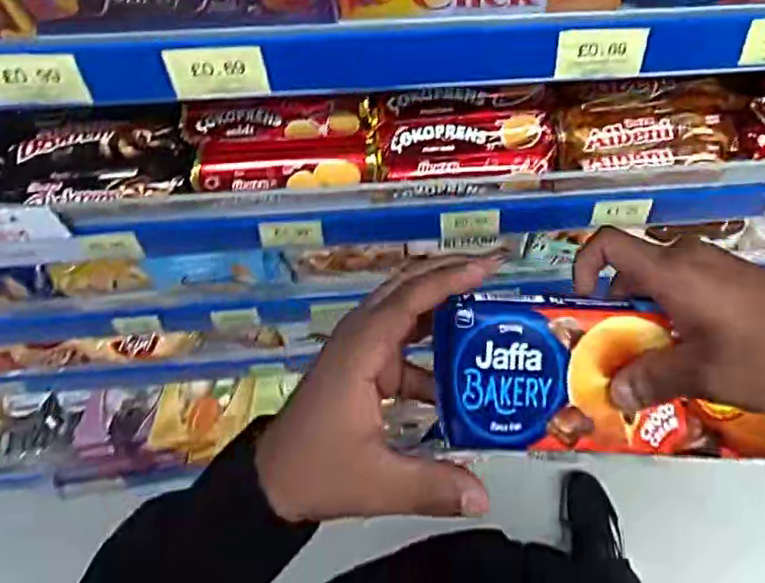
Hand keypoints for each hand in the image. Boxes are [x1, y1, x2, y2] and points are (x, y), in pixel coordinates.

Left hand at [255, 255, 500, 522]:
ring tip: (485, 307)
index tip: (485, 268)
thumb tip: (483, 496)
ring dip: (441, 306)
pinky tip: (461, 369)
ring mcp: (361, 347)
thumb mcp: (377, 482)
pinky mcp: (363, 365)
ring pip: (405, 312)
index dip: (449, 279)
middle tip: (491, 272)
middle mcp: (361, 335)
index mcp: (362, 347)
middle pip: (407, 289)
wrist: (273, 479)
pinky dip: (431, 348)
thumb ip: (433, 486)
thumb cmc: (317, 468)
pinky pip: (403, 343)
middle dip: (447, 274)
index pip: (410, 298)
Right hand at [571, 227, 764, 415]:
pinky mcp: (734, 274)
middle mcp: (686, 256)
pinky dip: (676, 305)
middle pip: (632, 267)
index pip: (607, 243)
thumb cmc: (764, 356)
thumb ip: (651, 378)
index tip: (588, 302)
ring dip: (650, 308)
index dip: (585, 265)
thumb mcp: (703, 374)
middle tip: (623, 343)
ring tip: (663, 350)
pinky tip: (698, 344)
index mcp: (670, 270)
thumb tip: (615, 393)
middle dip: (619, 304)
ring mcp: (713, 262)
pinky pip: (687, 281)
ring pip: (660, 277)